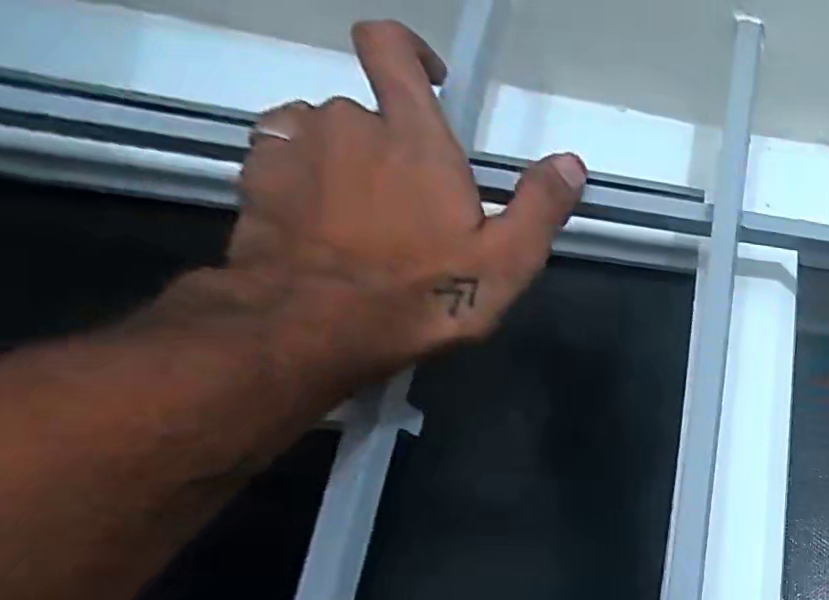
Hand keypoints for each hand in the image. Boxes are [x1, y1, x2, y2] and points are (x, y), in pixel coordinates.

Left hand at [226, 20, 585, 382]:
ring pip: (329, 135)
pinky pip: (289, 157)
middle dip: (397, 148)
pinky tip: (331, 224)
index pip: (388, 48)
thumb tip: (571, 163)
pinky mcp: (257, 175)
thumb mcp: (508, 260)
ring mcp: (295, 145)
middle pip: (372, 114)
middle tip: (422, 208)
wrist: (317, 323)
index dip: (409, 50)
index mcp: (413, 138)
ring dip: (353, 163)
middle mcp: (347, 123)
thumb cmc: (428, 291)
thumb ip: (540, 206)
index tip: (432, 79)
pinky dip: (312, 179)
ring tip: (375, 220)